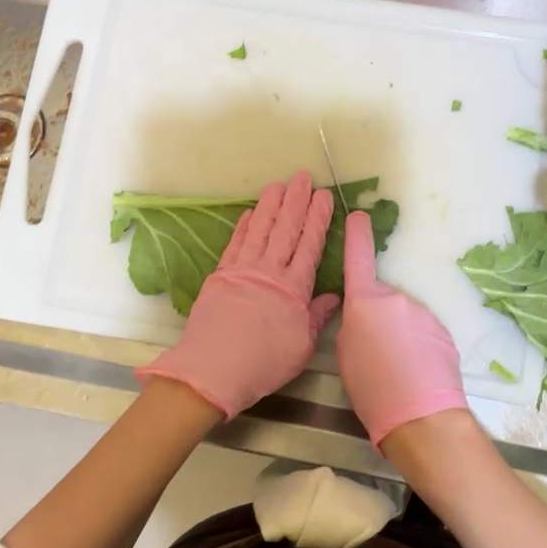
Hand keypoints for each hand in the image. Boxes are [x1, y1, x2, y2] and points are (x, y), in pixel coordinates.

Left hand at [136, 172, 339, 418]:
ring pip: (259, 230)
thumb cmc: (264, 363)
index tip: (324, 197)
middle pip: (285, 229)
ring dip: (269, 205)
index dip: (318, 219)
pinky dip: (243, 226)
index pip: (310, 245)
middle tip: (303, 177)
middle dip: (296, 201)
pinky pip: (235, 244)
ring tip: (277, 185)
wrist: (213, 370)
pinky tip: (248, 213)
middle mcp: (269, 272)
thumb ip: (316, 317)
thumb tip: (333, 297)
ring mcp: (242, 271)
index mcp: (294, 288)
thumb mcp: (301, 346)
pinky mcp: (220, 276)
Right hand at [338, 211, 467, 445]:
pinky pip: (423, 333)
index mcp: (365, 302)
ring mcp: (424, 313)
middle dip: (378, 317)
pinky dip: (418, 347)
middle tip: (373, 351)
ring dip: (399, 334)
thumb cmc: (371, 388)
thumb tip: (364, 317)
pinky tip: (415, 372)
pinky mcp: (444, 331)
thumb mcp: (345, 355)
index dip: (357, 236)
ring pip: (404, 318)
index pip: (359, 258)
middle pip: (383, 299)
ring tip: (395, 369)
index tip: (359, 216)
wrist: (421, 416)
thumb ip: (353, 326)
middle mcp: (397, 299)